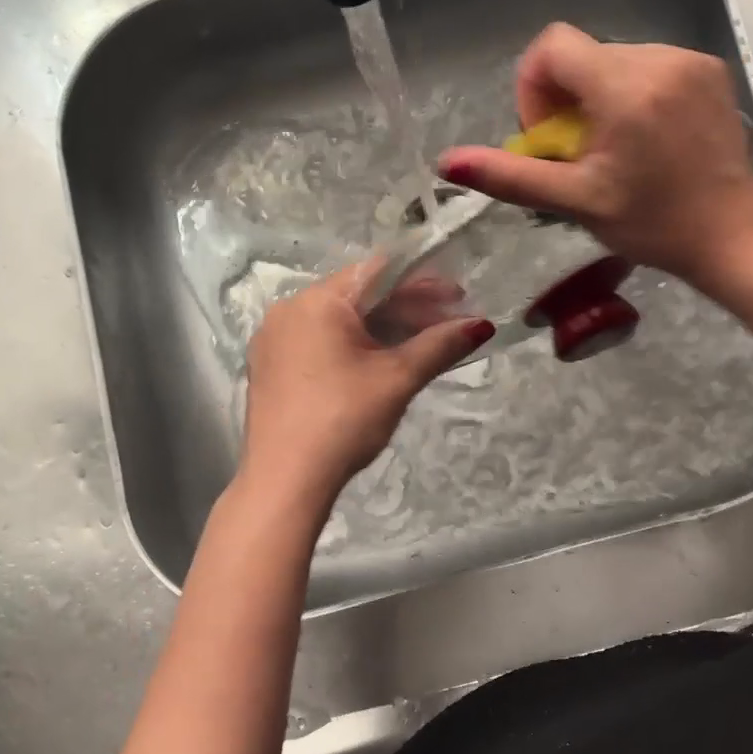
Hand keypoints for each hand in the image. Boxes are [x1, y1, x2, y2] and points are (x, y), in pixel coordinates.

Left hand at [239, 263, 493, 508]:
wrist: (284, 480)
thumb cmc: (344, 419)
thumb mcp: (398, 378)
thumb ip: (440, 345)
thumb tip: (482, 325)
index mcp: (318, 300)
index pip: (378, 272)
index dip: (423, 282)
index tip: (458, 298)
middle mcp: (290, 309)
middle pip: (359, 296)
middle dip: (407, 308)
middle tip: (449, 326)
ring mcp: (274, 339)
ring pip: (340, 321)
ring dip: (383, 329)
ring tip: (422, 348)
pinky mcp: (270, 367)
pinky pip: (320, 341)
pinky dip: (353, 346)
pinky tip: (380, 365)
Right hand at [436, 23, 752, 281]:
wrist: (732, 235)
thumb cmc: (653, 224)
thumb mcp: (576, 200)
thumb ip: (511, 176)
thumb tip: (448, 163)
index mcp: (625, 87)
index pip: (553, 45)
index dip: (536, 86)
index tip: (551, 134)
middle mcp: (660, 59)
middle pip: (584, 55)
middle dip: (568, 99)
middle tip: (582, 153)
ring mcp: (691, 61)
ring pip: (617, 60)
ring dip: (601, 96)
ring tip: (617, 148)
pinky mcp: (711, 70)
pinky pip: (652, 65)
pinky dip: (635, 94)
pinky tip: (648, 137)